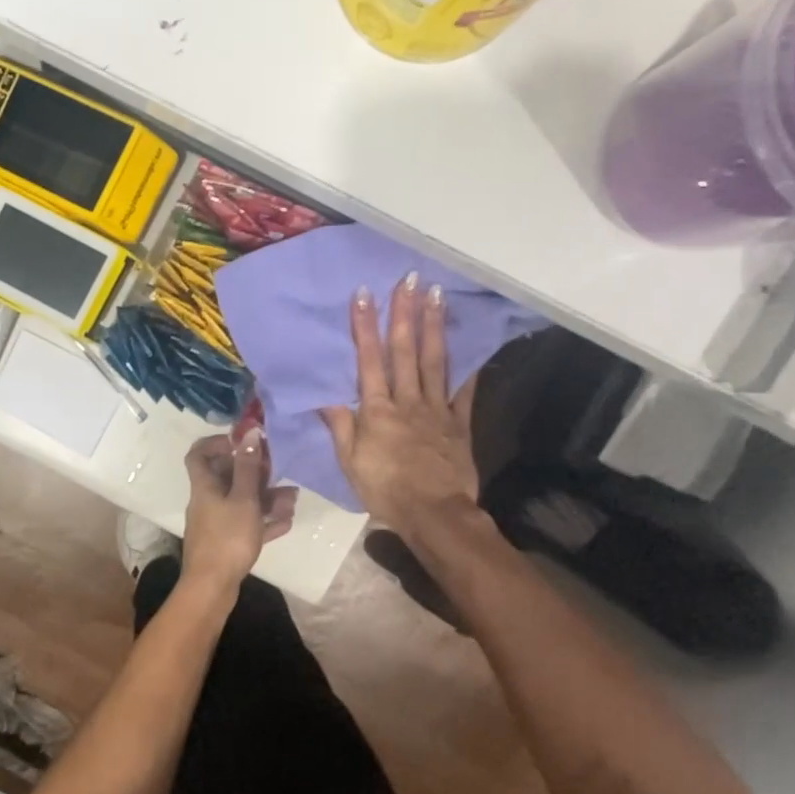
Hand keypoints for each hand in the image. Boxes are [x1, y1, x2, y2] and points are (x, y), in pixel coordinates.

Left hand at [181, 431, 298, 588]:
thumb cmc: (227, 538)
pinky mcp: (226, 542)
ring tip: (290, 502)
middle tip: (279, 474)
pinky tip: (285, 523)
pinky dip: (263, 521)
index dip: (218, 442)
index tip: (244, 441)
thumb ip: (248, 466)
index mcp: (204, 485)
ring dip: (266, 498)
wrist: (212, 586)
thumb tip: (249, 431)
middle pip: (228, 476)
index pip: (199, 453)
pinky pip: (246, 524)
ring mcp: (216, 522)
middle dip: (256, 473)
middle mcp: (207, 500)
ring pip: (241, 501)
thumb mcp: (243, 498)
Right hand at [320, 276, 480, 540]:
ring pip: (435, 361)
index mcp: (377, 411)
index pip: (369, 360)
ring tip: (436, 295)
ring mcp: (437, 410)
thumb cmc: (385, 490)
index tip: (364, 295)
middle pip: (405, 351)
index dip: (365, 327)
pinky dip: (467, 368)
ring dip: (434, 326)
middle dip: (404, 313)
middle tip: (408, 279)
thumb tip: (324, 395)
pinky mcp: (459, 424)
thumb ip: (340, 426)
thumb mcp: (350, 462)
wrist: (434, 514)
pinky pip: (463, 391)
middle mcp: (407, 401)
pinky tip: (469, 345)